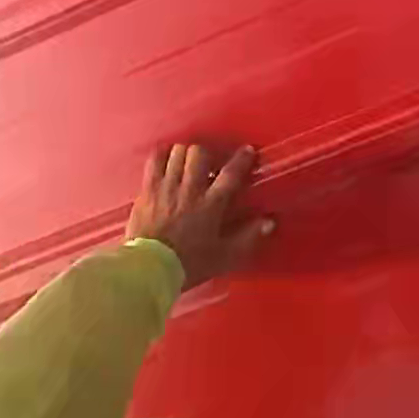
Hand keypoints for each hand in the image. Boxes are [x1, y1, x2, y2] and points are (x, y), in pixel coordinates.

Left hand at [125, 143, 273, 288]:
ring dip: (185, 153)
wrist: (152, 267)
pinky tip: (167, 159)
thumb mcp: (225, 257)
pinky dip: (163, 153)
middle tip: (208, 163)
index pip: (230, 175)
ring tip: (187, 162)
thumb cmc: (191, 263)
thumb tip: (269, 220)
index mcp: (210, 205)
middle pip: (200, 154)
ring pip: (178, 152)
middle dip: (207, 154)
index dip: (241, 160)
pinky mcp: (148, 186)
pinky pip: (155, 158)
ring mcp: (167, 185)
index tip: (248, 150)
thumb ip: (248, 237)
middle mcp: (189, 189)